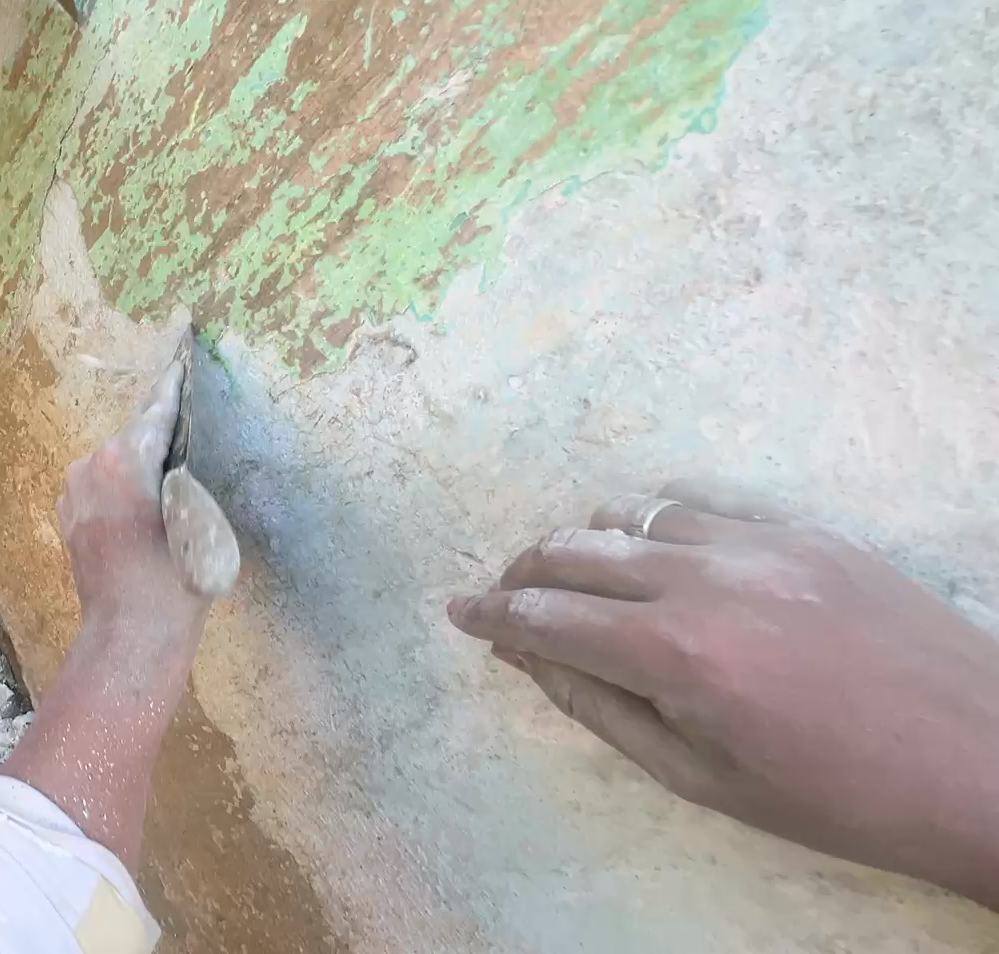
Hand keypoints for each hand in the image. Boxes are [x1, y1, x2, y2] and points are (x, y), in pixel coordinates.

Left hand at [55, 358, 197, 630]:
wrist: (131, 631)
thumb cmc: (176, 579)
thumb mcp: (199, 518)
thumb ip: (185, 473)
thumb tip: (176, 455)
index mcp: (125, 459)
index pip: (155, 411)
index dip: (171, 384)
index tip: (177, 354)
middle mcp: (89, 465)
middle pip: (133, 440)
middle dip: (156, 444)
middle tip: (183, 458)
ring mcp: (71, 490)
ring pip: (112, 464)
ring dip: (134, 472)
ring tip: (160, 501)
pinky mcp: (65, 514)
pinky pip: (97, 488)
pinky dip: (116, 492)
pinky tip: (135, 517)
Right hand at [449, 479, 998, 908]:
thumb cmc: (838, 795)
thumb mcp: (699, 777)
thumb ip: (595, 706)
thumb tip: (522, 655)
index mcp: (676, 656)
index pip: (543, 618)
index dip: (490, 616)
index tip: (459, 613)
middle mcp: (704, 584)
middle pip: (567, 552)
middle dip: (519, 575)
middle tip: (509, 599)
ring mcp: (758, 547)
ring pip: (622, 518)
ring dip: (580, 546)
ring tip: (579, 576)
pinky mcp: (803, 531)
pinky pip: (694, 502)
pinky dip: (649, 522)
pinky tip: (650, 550)